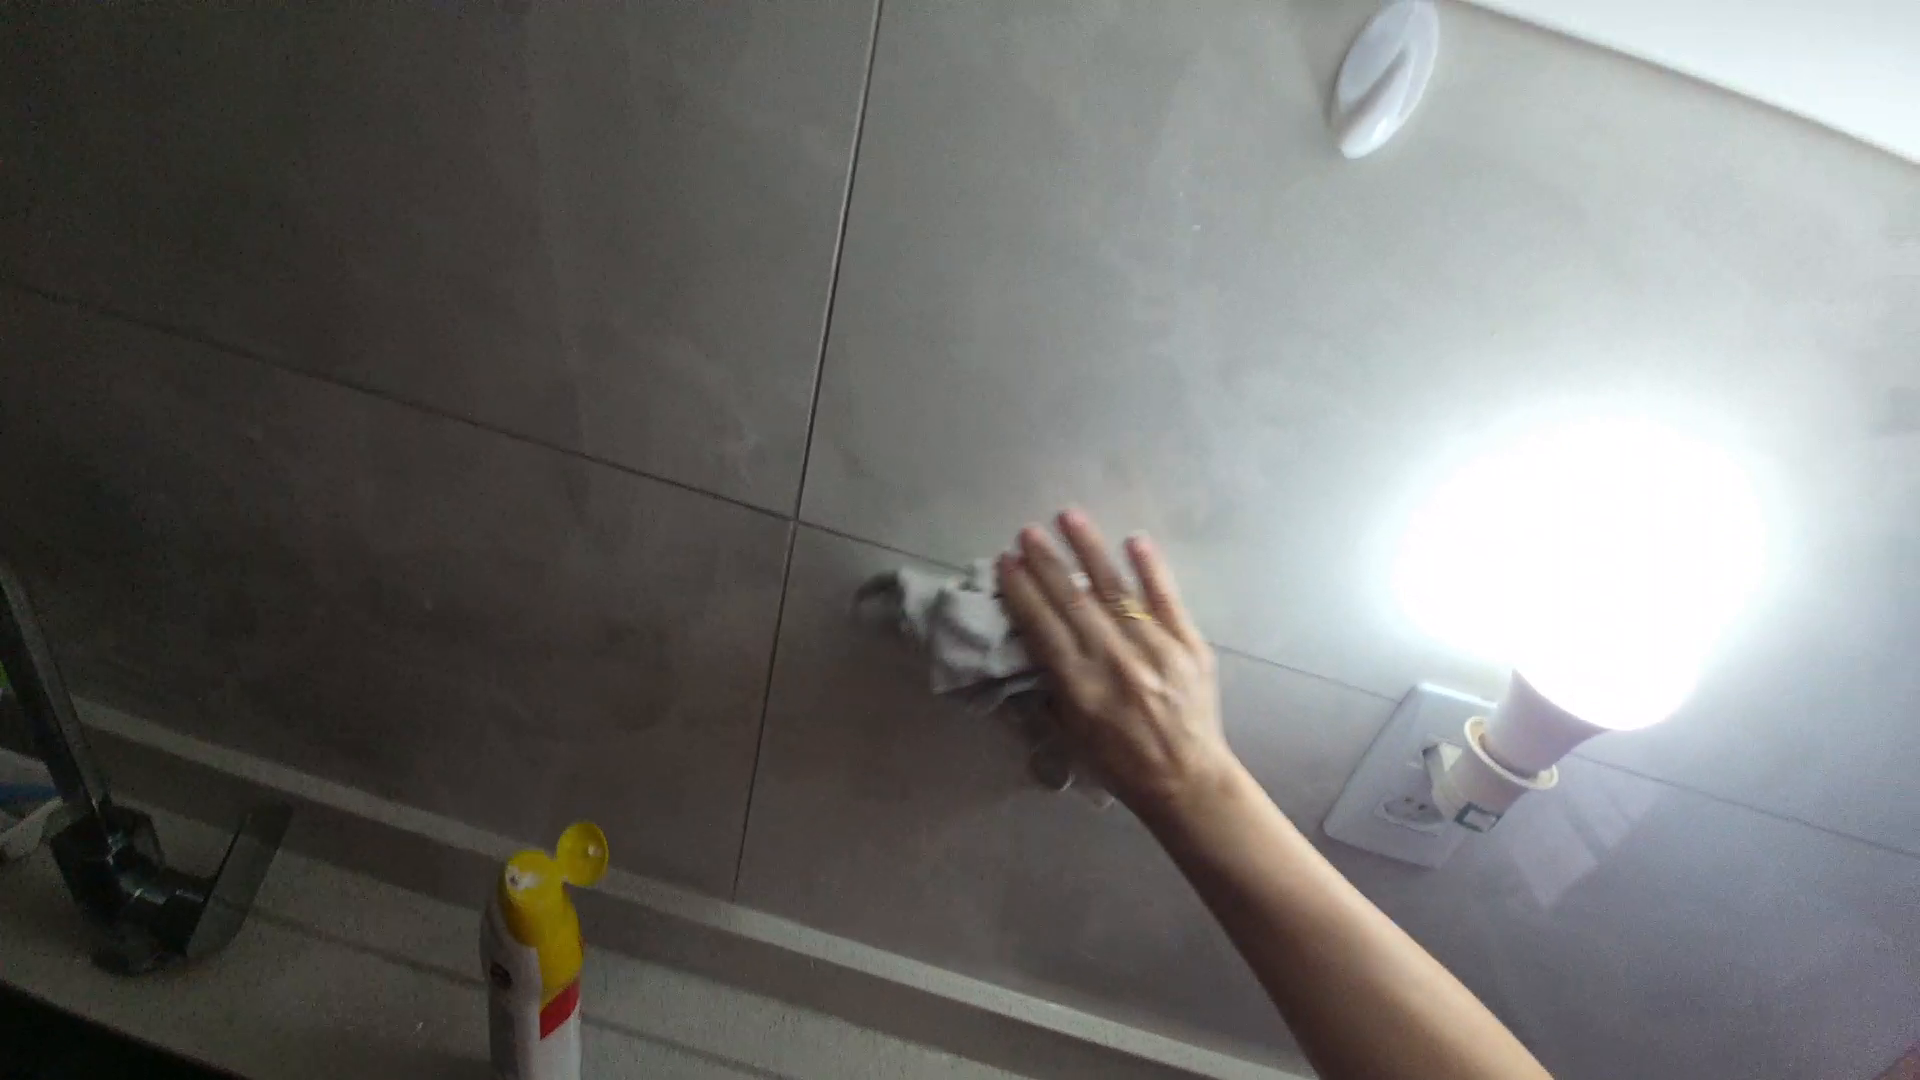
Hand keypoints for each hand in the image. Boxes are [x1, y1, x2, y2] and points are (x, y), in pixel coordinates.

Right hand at [996, 509, 1240, 814]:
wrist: (1186, 779)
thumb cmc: (1119, 760)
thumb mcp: (1071, 731)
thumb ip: (1054, 683)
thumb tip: (1037, 636)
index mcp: (1081, 687)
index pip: (1043, 626)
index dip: (1021, 591)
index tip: (1006, 563)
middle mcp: (1114, 662)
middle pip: (1072, 601)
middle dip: (1046, 563)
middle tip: (1027, 532)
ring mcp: (1155, 649)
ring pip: (1115, 590)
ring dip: (1089, 550)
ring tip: (1068, 517)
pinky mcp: (1189, 645)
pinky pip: (1167, 599)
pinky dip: (1150, 568)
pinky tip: (1134, 539)